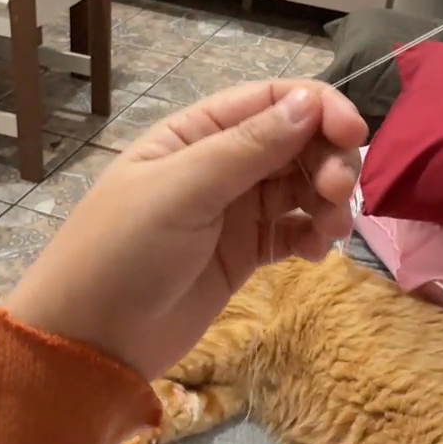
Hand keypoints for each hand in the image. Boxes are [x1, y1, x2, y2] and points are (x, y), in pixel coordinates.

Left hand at [1, 80, 366, 378]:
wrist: (89, 343)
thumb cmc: (122, 253)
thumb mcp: (181, 191)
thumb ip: (247, 146)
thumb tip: (311, 101)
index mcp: (198, 132)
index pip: (273, 99)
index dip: (320, 108)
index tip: (353, 135)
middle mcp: (222, 163)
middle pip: (297, 141)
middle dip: (328, 159)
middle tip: (338, 194)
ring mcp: (235, 209)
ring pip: (302, 186)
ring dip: (328, 199)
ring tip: (330, 232)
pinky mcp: (246, 252)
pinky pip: (294, 229)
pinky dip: (313, 234)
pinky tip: (314, 253)